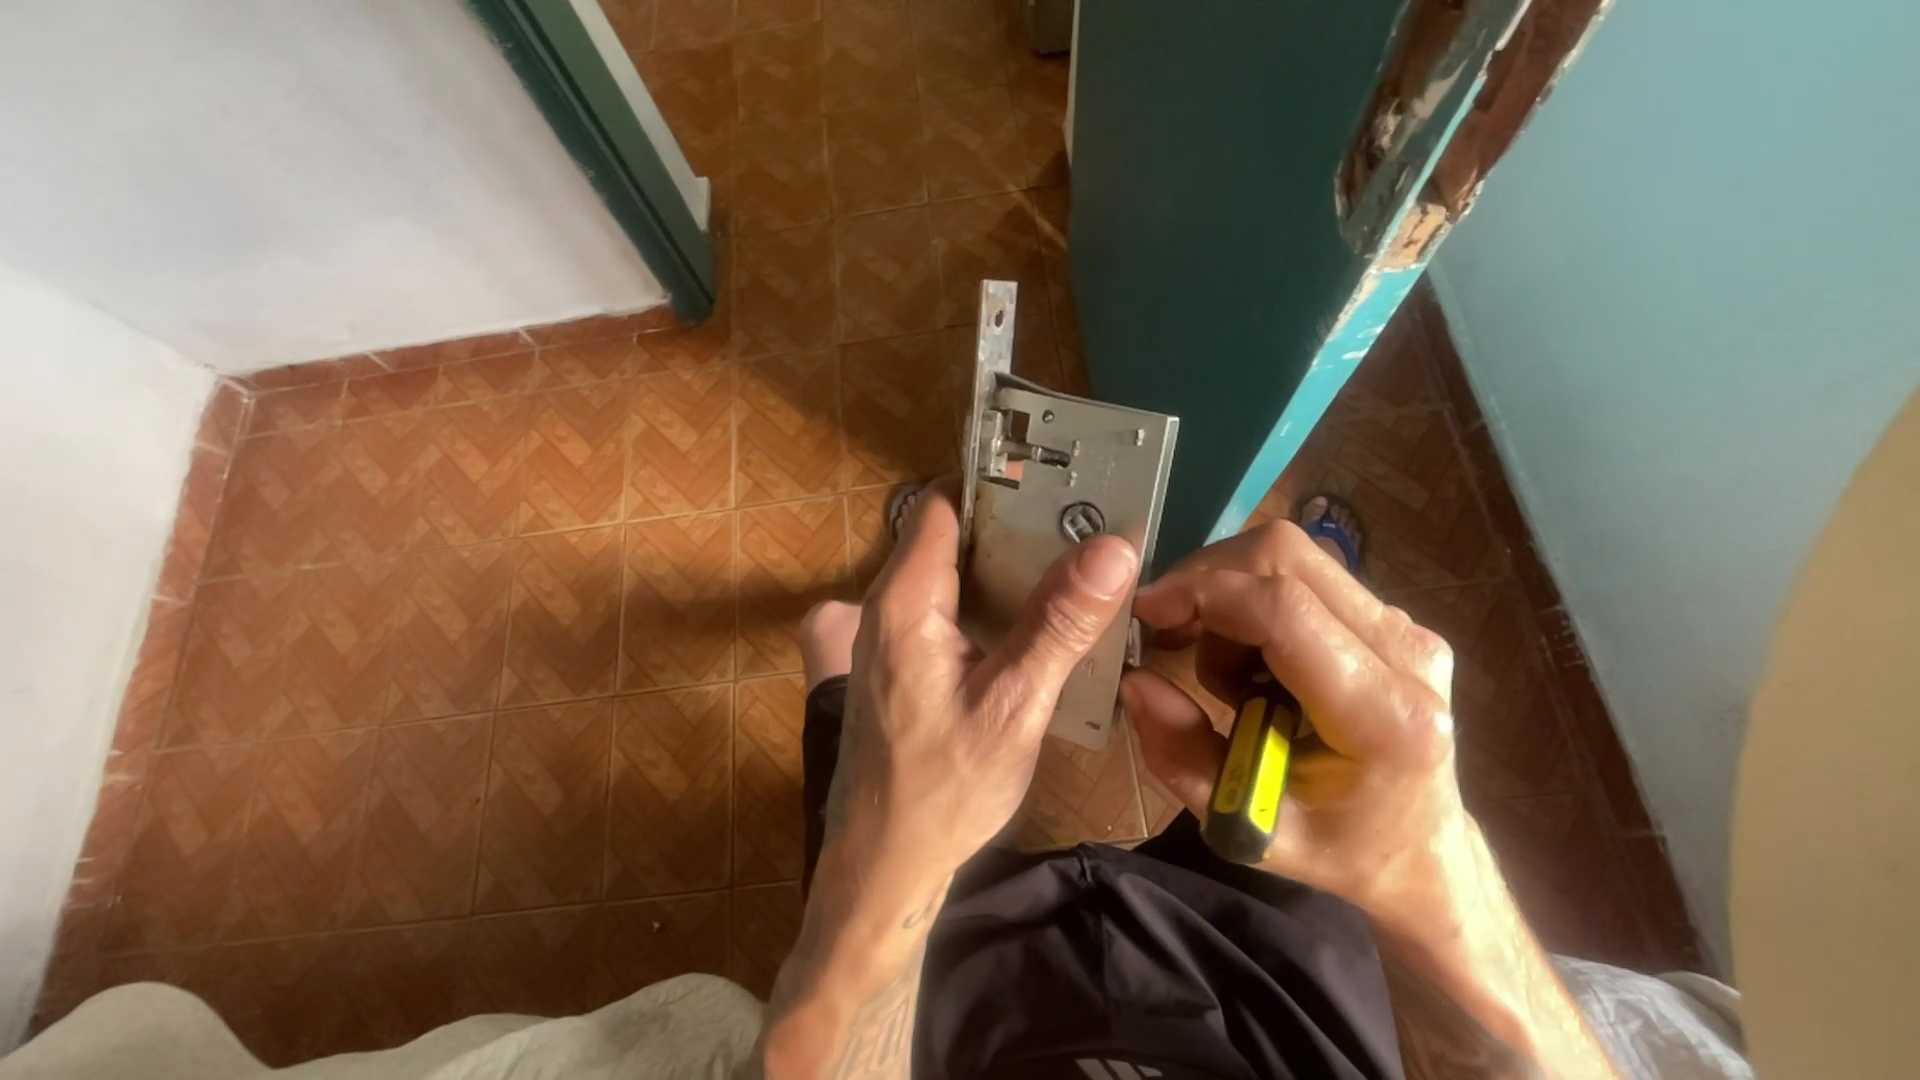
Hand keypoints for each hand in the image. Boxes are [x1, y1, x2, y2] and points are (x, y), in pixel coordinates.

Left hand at [833, 486, 1139, 877]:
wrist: (885, 864)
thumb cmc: (943, 789)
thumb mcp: (1013, 706)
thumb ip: (1059, 625)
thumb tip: (1112, 546)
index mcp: (904, 602)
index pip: (944, 506)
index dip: (997, 487)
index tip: (1060, 485)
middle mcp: (885, 607)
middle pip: (949, 538)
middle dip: (1014, 528)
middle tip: (1084, 532)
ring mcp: (886, 636)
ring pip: (949, 574)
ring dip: (1005, 569)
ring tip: (1072, 570)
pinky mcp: (898, 664)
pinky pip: (944, 610)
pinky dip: (987, 604)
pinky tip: (1033, 625)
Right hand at [1122, 521, 1466, 930]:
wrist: (1422, 850)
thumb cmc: (1336, 848)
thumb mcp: (1243, 827)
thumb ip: (1180, 754)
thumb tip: (1134, 679)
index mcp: (1382, 718)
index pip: (1283, 610)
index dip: (1202, 592)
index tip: (1143, 611)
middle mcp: (1407, 655)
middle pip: (1286, 556)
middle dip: (1207, 580)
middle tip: (1169, 634)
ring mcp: (1406, 628)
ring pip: (1291, 556)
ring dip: (1230, 597)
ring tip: (1223, 674)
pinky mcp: (1392, 618)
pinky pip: (1303, 575)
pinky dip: (1252, 602)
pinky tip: (1250, 663)